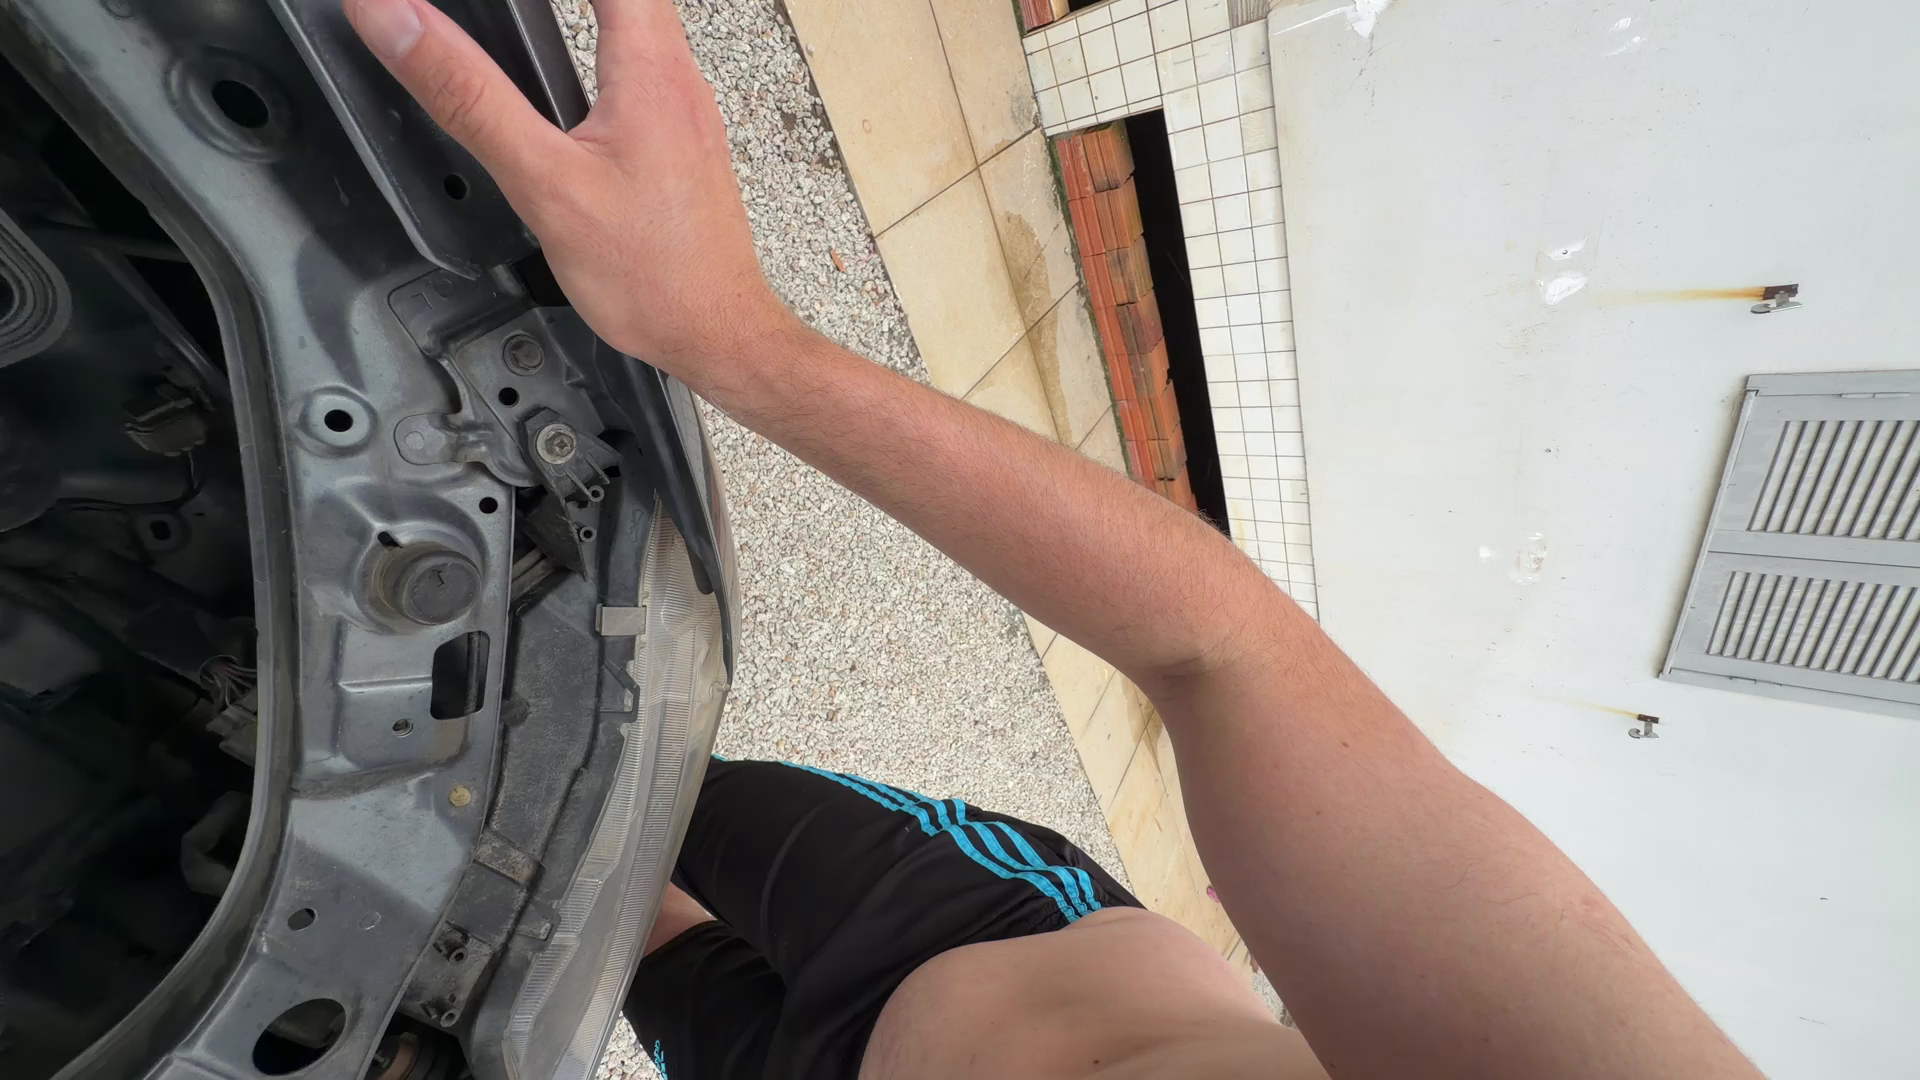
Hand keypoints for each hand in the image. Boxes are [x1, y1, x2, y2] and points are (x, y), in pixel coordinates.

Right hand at [343, 0, 791, 378]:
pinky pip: (650, 71)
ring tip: (522, 14)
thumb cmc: (659, 279)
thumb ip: (470, 97)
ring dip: (592, 6)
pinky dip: (607, 45)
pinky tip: (577, 73)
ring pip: (642, 25)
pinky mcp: (689, 152)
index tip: (506, 2)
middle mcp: (684, 86)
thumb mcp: (548, 186)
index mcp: (653, 73)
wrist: (721, 335)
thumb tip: (392, 15)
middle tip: (508, 9)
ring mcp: (692, 120)